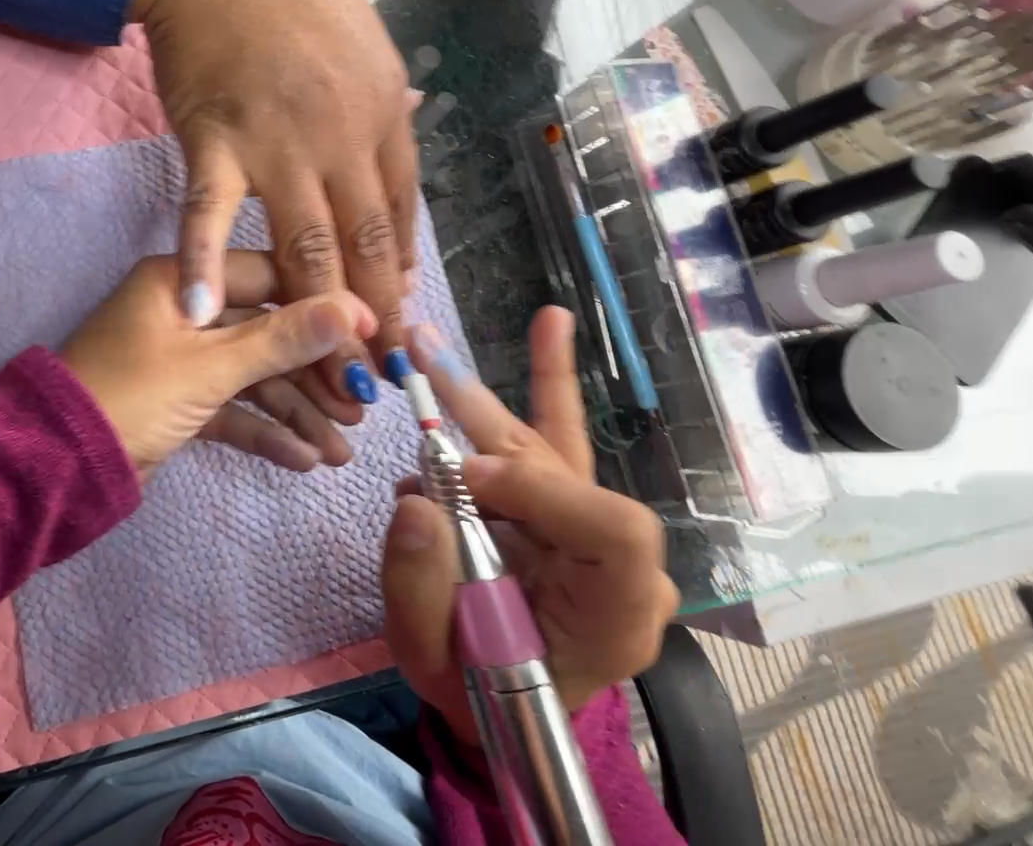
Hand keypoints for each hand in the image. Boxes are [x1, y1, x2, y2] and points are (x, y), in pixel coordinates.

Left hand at [61, 251, 374, 473]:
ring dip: (296, 412)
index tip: (370, 337)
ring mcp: (181, 359)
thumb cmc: (130, 395)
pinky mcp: (179, 401)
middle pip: (267, 334)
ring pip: (253, 378)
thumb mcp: (208, 366)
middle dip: (314, 373)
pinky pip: (232, 409)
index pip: (269, 278)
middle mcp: (184, 312)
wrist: (60, 462)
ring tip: (340, 450)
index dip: (322, 307)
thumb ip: (281, 339)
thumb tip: (352, 308)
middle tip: (361, 407)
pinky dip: (263, 432)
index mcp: (181, 281)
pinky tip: (302, 458)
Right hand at [131, 0, 417, 407]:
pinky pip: (207, 213)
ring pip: (304, 244)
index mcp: (383, 114)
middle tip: (376, 383)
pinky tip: (198, 318)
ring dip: (315, 319)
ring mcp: (277, 142)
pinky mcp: (213, 141)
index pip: (399, 216)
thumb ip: (384, 103)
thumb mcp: (367, 42)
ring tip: (324, 382)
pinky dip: (202, 264)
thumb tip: (407, 130)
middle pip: (363, 245)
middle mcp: (342, 136)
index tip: (397, 329)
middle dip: (373, 320)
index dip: (399, 280)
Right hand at [379, 308, 677, 745]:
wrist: (500, 704)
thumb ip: (419, 590)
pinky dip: (542, 387)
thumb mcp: (428, 659)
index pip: (612, 531)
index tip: (461, 477)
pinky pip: (552, 443)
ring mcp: (588, 531)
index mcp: (613, 614)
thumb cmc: (472, 691)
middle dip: (489, 417)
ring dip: (484, 395)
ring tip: (434, 343)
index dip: (541, 489)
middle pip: (567, 471)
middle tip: (425, 357)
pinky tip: (550, 328)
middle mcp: (615, 562)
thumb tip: (416, 498)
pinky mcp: (559, 511)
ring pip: (546, 446)